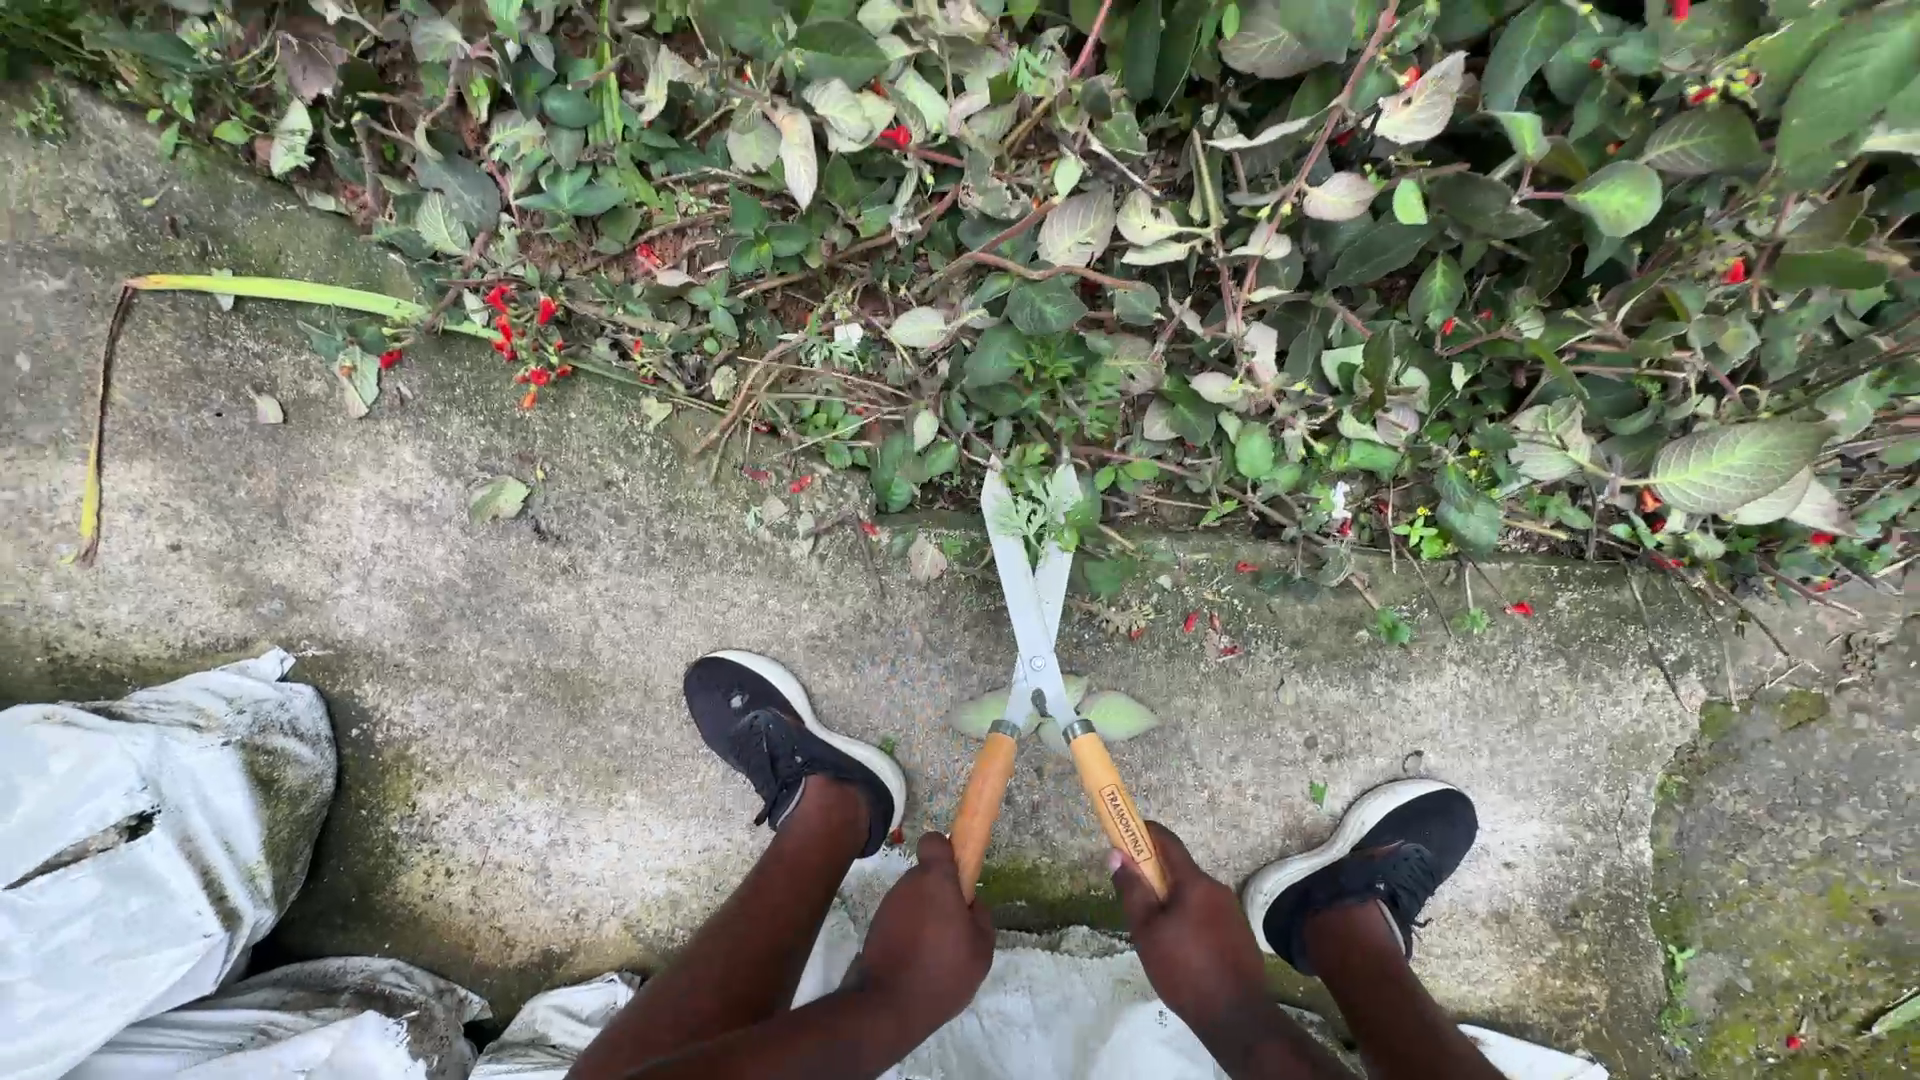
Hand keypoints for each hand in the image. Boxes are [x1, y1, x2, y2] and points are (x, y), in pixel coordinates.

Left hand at [852, 832, 994, 1031]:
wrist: (889, 1005)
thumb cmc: (942, 971)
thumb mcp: (981, 948)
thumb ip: (980, 915)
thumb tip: (970, 903)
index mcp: (936, 880)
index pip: (934, 842)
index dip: (945, 852)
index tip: (957, 877)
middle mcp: (908, 884)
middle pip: (927, 876)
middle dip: (940, 895)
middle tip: (953, 928)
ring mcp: (888, 905)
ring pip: (914, 899)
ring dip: (925, 916)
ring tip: (936, 952)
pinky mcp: (876, 926)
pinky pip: (901, 919)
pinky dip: (910, 933)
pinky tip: (918, 962)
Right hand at [1111, 821, 1270, 1036]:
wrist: (1238, 1018)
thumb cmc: (1185, 970)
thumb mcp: (1146, 930)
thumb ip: (1131, 889)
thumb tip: (1117, 854)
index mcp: (1195, 882)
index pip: (1167, 841)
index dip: (1143, 833)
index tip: (1123, 836)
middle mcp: (1216, 889)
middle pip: (1179, 870)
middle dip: (1154, 877)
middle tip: (1135, 903)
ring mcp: (1231, 912)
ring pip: (1192, 895)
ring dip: (1171, 902)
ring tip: (1156, 936)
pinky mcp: (1239, 934)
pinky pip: (1206, 914)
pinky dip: (1188, 919)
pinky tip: (1181, 952)